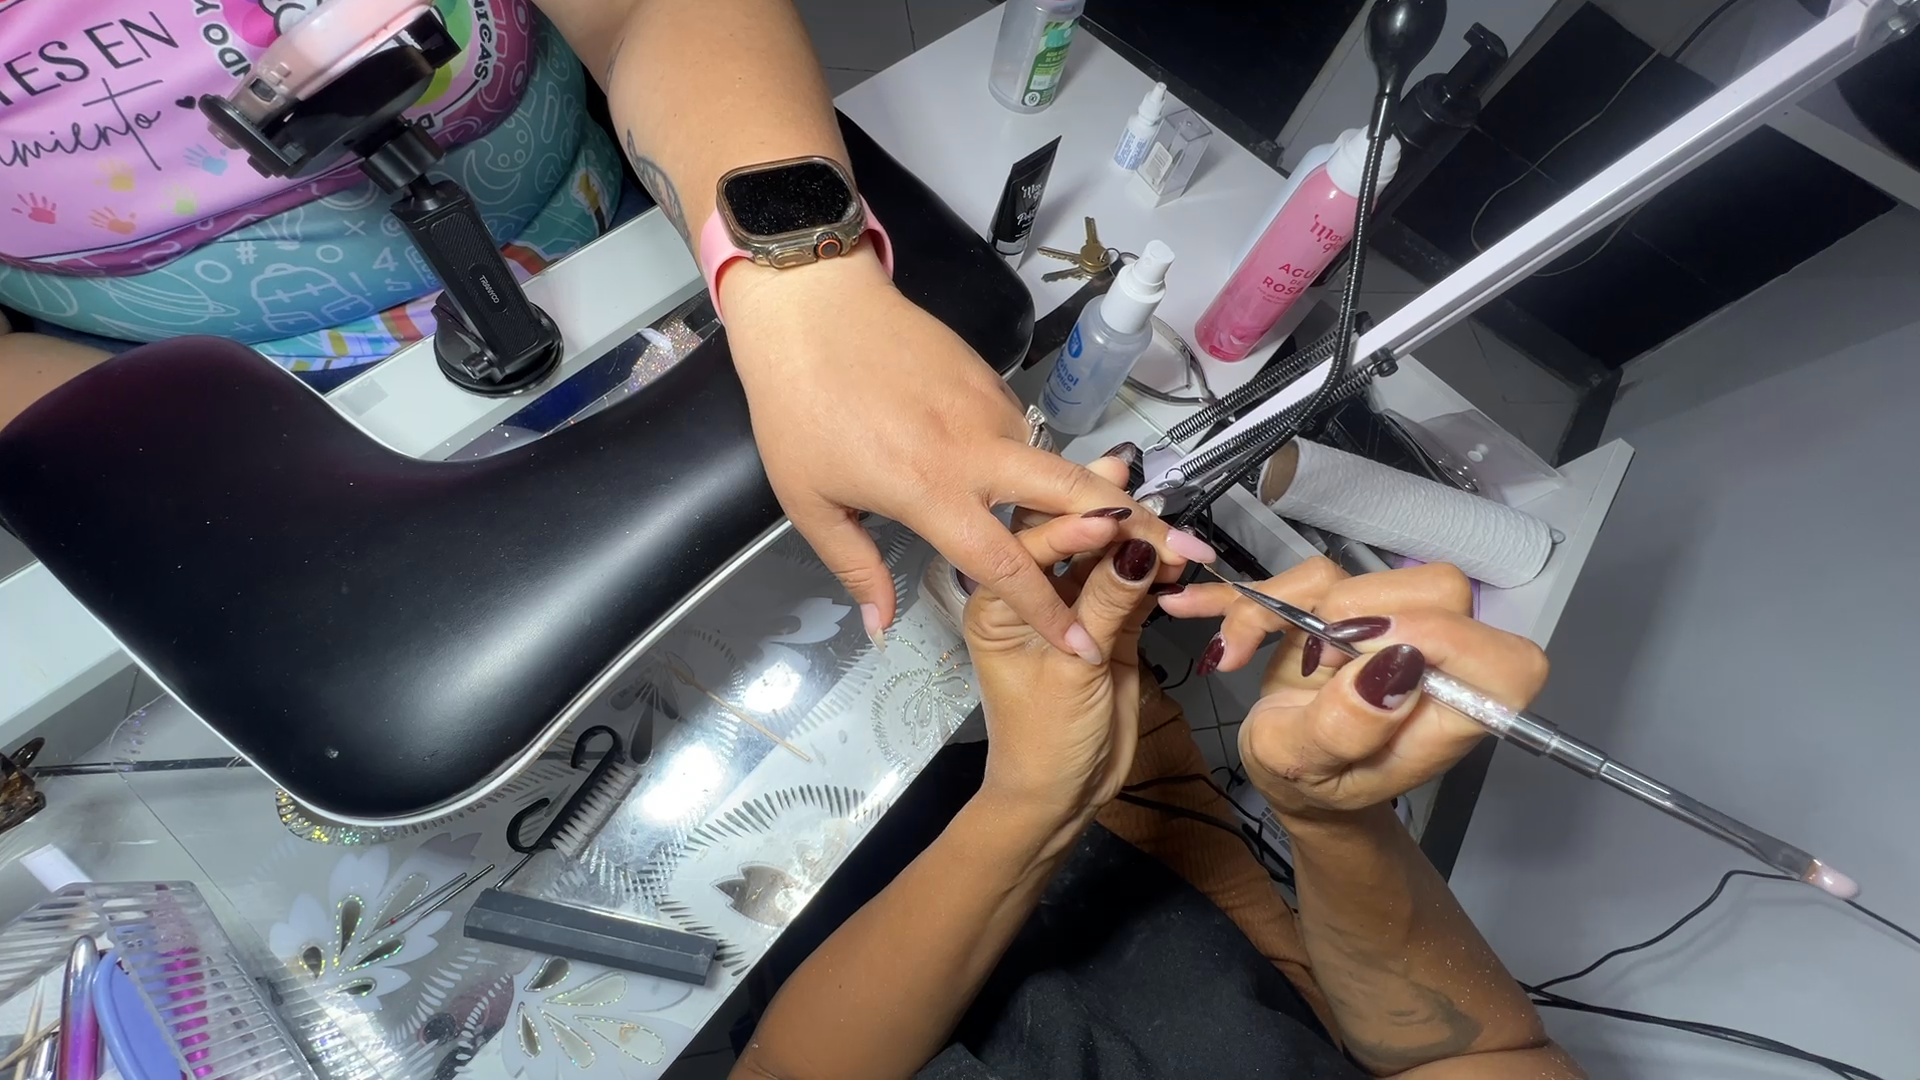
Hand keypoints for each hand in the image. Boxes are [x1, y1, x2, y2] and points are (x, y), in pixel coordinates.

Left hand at [720, 254, 1211, 660]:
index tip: (1085, 647)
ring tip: (1105, 526)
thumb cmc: (800, 408)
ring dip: (1083, 497)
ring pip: (1052, 464)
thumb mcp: (811, 500)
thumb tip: (881, 625)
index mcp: (935, 491)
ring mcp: (995, 408)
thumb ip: (857, 568)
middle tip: (1182, 553)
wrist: (810, 304)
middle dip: (1133, 531)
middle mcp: (982, 451)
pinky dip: (1031, 462)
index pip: (1009, 566)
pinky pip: (1024, 433)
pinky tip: (1012, 472)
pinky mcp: (994, 378)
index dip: (1051, 614)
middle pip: (1078, 497)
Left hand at [963, 512, 1160, 823]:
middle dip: (1107, 518)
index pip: (1032, 548)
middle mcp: (1031, 595)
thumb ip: (1105, 606)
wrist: (1063, 792)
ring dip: (1136, 542)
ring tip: (1168, 520)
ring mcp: (1070, 607)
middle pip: (1068, 542)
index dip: (1073, 527)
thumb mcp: (1072, 670)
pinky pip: (1128, 588)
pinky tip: (1174, 557)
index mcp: (997, 601)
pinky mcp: (1104, 623)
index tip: (1115, 513)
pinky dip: (1151, 574)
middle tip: (1143, 493)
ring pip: (1103, 560)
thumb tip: (1139, 548)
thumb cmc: (1045, 736)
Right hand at [1158, 560, 1547, 817]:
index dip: (1442, 639)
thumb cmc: (1308, 784)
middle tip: (1310, 662)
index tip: (1363, 659)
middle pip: (1436, 589)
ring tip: (1241, 654)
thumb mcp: (1306, 768)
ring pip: (1356, 573)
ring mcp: (1391, 624)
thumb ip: (1344, 728)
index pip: (1503, 659)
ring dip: (1283, 605)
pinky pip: (1305, 576)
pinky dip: (1251, 596)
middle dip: (1355, 614)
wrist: (1287, 768)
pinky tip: (1206, 615)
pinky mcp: (1346, 605)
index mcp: (1455, 713)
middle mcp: (1436, 660)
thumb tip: (1390, 667)